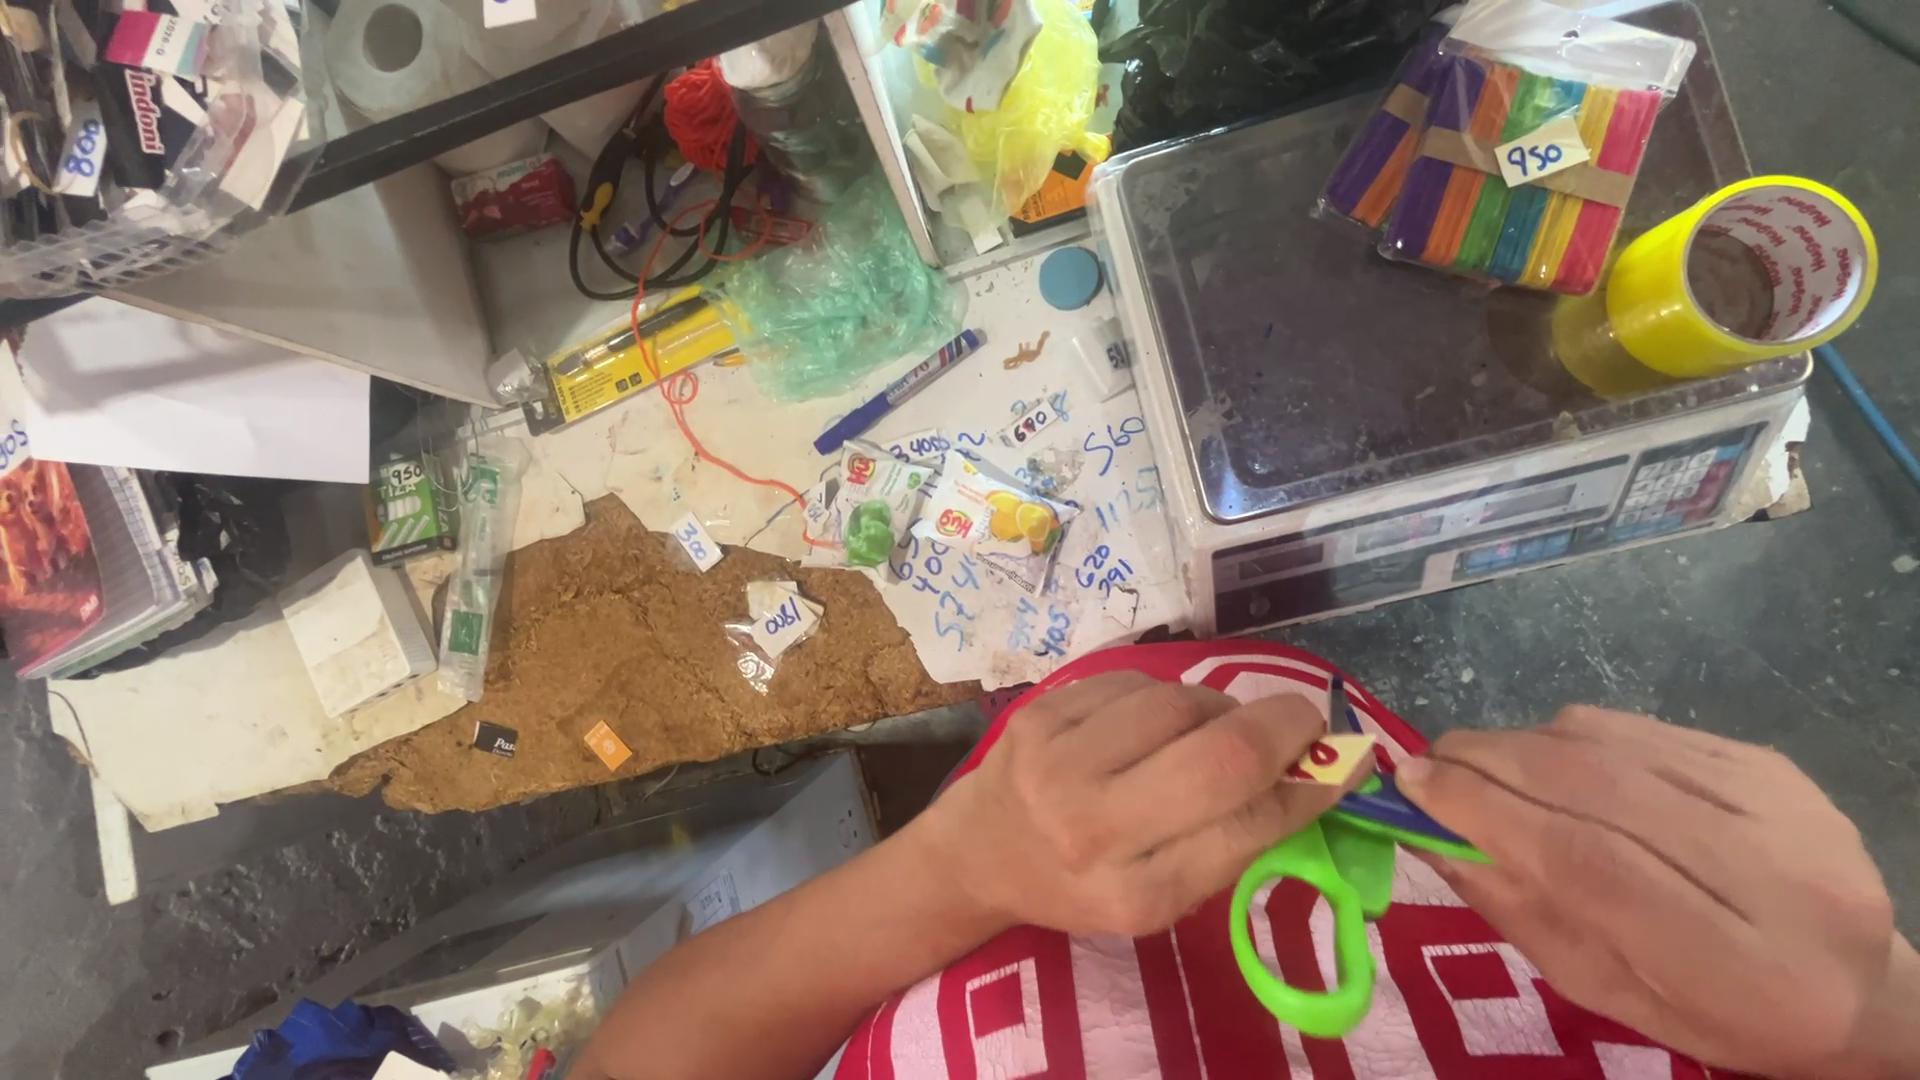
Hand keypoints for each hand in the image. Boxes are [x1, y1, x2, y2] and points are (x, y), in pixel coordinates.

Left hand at [923, 671, 1370, 937]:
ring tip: (1211, 730)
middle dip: (1282, 726)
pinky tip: (1155, 719)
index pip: (1244, 828)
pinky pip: (1133, 680)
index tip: (1344, 761)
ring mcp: (1056, 756)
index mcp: (1132, 892)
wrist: (980, 849)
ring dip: (1217, 709)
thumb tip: (1313, 771)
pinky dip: (1164, 696)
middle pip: (1219, 753)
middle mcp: (1090, 823)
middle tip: (1300, 723)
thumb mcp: (1158, 896)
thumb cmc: (1078, 884)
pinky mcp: (1039, 710)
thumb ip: (1230, 840)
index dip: (1309, 787)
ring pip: (1178, 701)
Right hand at [1398, 707, 1919, 1078]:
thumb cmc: (1703, 1006)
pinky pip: (1627, 725)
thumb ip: (1506, 902)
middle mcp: (1773, 873)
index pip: (1586, 859)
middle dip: (1483, 761)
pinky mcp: (1764, 760)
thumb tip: (1417, 826)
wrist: (1850, 986)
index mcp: (1737, 963)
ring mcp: (1777, 803)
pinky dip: (1562, 734)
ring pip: (1600, 742)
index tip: (1409, 783)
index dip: (1483, 808)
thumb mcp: (1593, 983)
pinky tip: (1548, 759)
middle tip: (1424, 762)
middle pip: (1590, 784)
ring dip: (1513, 743)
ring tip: (1479, 764)